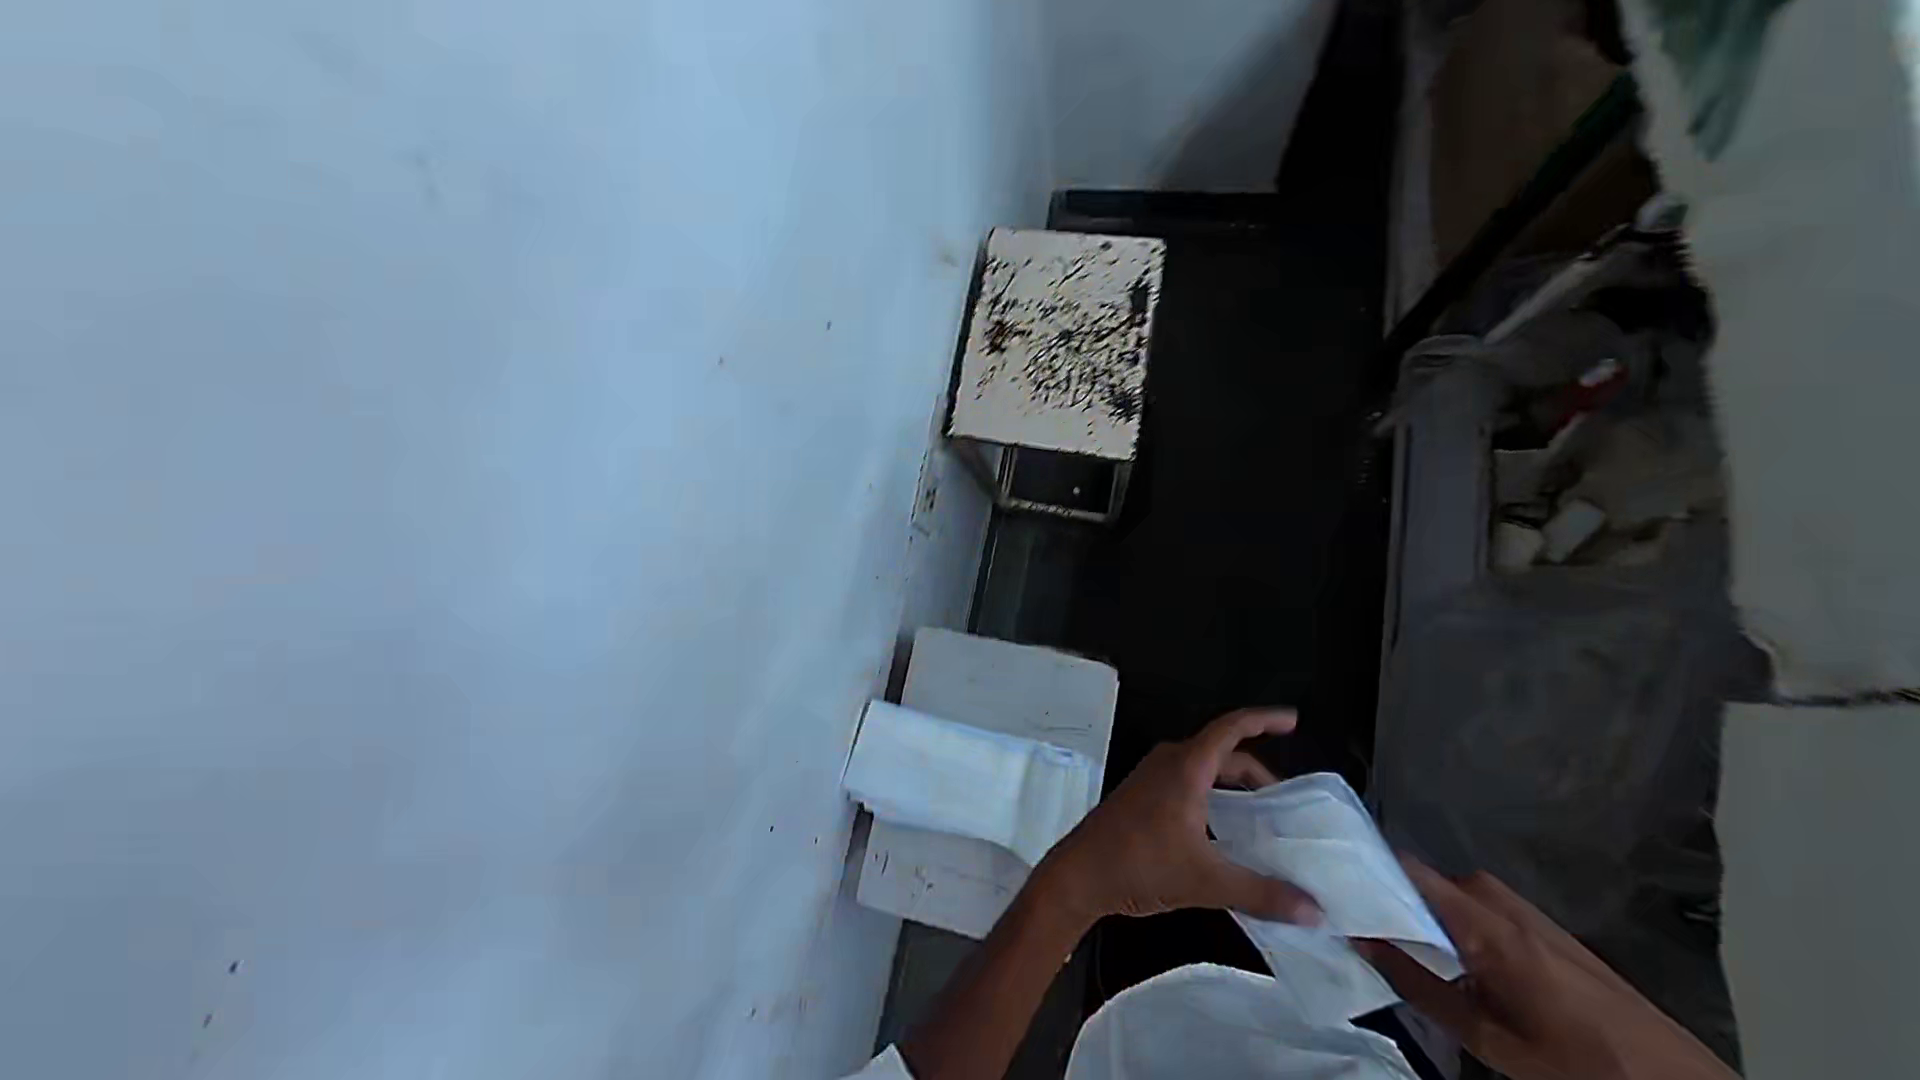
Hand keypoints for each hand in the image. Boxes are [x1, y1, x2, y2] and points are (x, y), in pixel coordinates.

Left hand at [1032, 708, 1320, 924]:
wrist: (1080, 873)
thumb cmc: (1140, 864)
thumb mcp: (1206, 880)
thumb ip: (1262, 894)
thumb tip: (1313, 910)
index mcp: (1186, 767)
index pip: (1230, 729)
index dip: (1263, 720)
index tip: (1292, 721)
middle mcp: (1169, 762)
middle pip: (1222, 753)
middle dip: (1257, 772)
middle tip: (1287, 802)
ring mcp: (1152, 777)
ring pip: (1203, 769)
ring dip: (1234, 786)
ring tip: (1264, 817)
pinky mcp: (1142, 795)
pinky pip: (1187, 782)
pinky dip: (1213, 795)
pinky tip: (1226, 829)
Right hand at [1357, 859, 1737, 1079]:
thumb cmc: (1579, 1063)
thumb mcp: (1489, 1039)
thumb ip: (1418, 986)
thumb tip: (1360, 940)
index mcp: (1483, 922)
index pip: (1406, 868)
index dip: (1366, 868)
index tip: (1331, 882)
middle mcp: (1497, 899)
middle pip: (1422, 878)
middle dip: (1389, 897)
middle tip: (1358, 922)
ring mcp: (1521, 907)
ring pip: (1446, 893)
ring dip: (1421, 911)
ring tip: (1396, 941)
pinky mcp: (1537, 922)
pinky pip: (1475, 906)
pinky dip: (1450, 921)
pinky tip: (1446, 955)